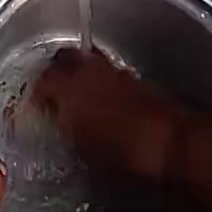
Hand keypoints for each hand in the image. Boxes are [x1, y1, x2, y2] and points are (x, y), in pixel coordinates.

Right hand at [32, 48, 192, 180]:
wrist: (173, 144)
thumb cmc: (122, 152)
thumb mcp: (82, 148)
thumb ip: (66, 127)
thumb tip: (62, 121)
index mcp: (67, 85)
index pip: (42, 80)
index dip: (38, 93)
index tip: (39, 106)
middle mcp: (88, 71)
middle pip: (65, 58)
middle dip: (58, 71)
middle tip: (56, 90)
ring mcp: (115, 72)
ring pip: (90, 64)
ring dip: (84, 76)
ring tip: (84, 96)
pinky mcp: (138, 81)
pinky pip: (112, 76)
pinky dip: (106, 85)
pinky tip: (110, 104)